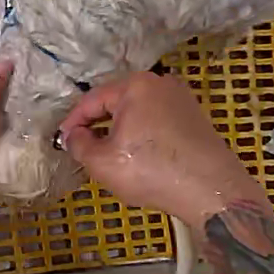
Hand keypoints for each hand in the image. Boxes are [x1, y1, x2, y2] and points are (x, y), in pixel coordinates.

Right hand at [58, 71, 268, 223]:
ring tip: (111, 156)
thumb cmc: (153, 172)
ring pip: (140, 113)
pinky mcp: (196, 119)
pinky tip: (141, 159)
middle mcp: (161, 84)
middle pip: (118, 103)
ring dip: (122, 131)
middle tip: (84, 148)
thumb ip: (79, 144)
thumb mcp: (102, 162)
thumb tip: (74, 135)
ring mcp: (183, 100)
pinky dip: (144, 136)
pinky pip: (159, 123)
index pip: (92, 99)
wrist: (211, 190)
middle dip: (99, 125)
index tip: (63, 140)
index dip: (73, 121)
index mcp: (136, 86)